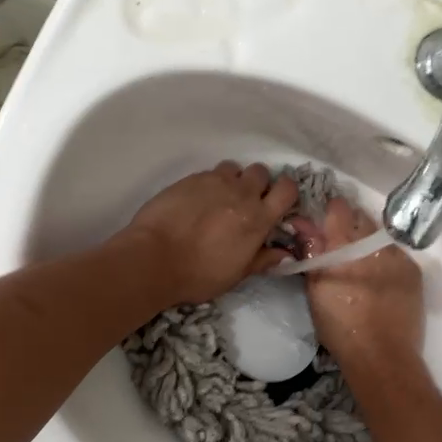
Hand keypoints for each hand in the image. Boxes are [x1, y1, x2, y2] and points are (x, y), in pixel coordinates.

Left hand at [124, 162, 298, 306]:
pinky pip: (208, 173)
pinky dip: (209, 183)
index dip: (286, 192)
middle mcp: (241, 193)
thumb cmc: (199, 274)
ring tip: (219, 198)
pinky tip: (196, 201)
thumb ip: (262, 259)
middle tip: (245, 202)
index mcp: (258, 218)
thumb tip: (285, 254)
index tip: (277, 203)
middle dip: (258, 183)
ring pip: (234, 167)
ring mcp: (214, 182)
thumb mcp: (236, 274)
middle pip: (261, 172)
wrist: (154, 258)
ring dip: (232, 179)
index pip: (287, 189)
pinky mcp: (190, 178)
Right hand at [289, 198, 424, 375]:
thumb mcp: (315, 290)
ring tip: (365, 263)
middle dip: (352, 225)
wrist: (382, 355)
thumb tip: (302, 224)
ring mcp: (396, 256)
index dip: (332, 211)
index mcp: (342, 246)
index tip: (327, 222)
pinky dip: (387, 259)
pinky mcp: (413, 270)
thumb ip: (310, 253)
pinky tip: (383, 279)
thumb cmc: (340, 327)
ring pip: (380, 235)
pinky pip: (397, 254)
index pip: (338, 209)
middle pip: (361, 217)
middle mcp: (371, 244)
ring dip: (370, 242)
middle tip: (344, 245)